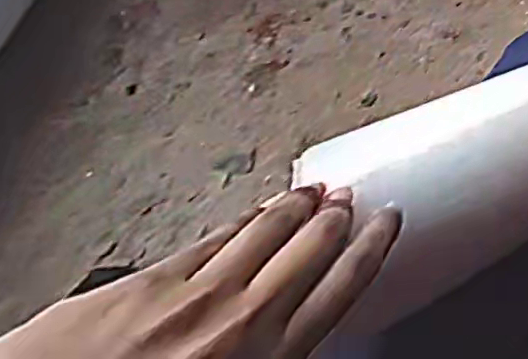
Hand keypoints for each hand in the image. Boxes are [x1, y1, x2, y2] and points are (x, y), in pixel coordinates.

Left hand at [0, 186, 399, 358]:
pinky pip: (213, 238)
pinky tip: (250, 211)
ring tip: (312, 190)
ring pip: (269, 229)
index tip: (387, 222)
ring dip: (298, 205)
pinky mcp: (141, 286)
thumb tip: (282, 337)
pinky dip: (244, 219)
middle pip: (314, 245)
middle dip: (338, 216)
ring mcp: (191, 299)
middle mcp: (240, 323)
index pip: (344, 285)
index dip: (373, 246)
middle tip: (352, 197)